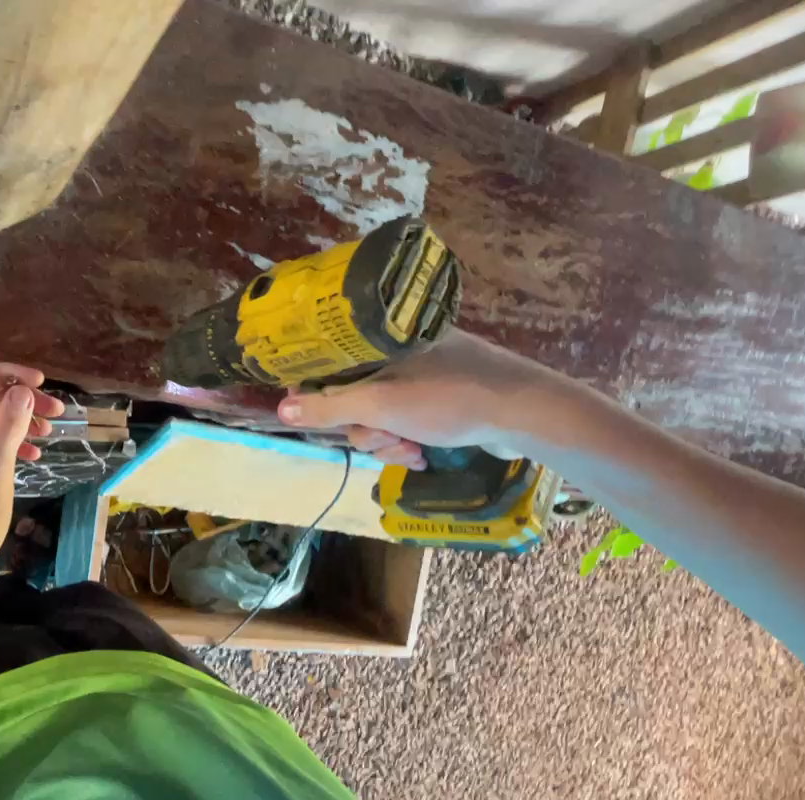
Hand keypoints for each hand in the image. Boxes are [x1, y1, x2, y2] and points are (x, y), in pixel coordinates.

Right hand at [275, 330, 571, 467]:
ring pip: (377, 416)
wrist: (523, 413)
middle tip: (387, 438)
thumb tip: (280, 407)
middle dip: (366, 428)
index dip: (316, 394)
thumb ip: (329, 406)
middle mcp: (397, 351)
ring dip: (387, 441)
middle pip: (351, 397)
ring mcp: (421, 375)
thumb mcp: (381, 405)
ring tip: (412, 452)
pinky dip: (407, 441)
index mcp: (381, 339)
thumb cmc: (448, 399)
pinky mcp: (438, 397)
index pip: (329, 362)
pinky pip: (402, 421)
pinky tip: (423, 455)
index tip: (321, 419)